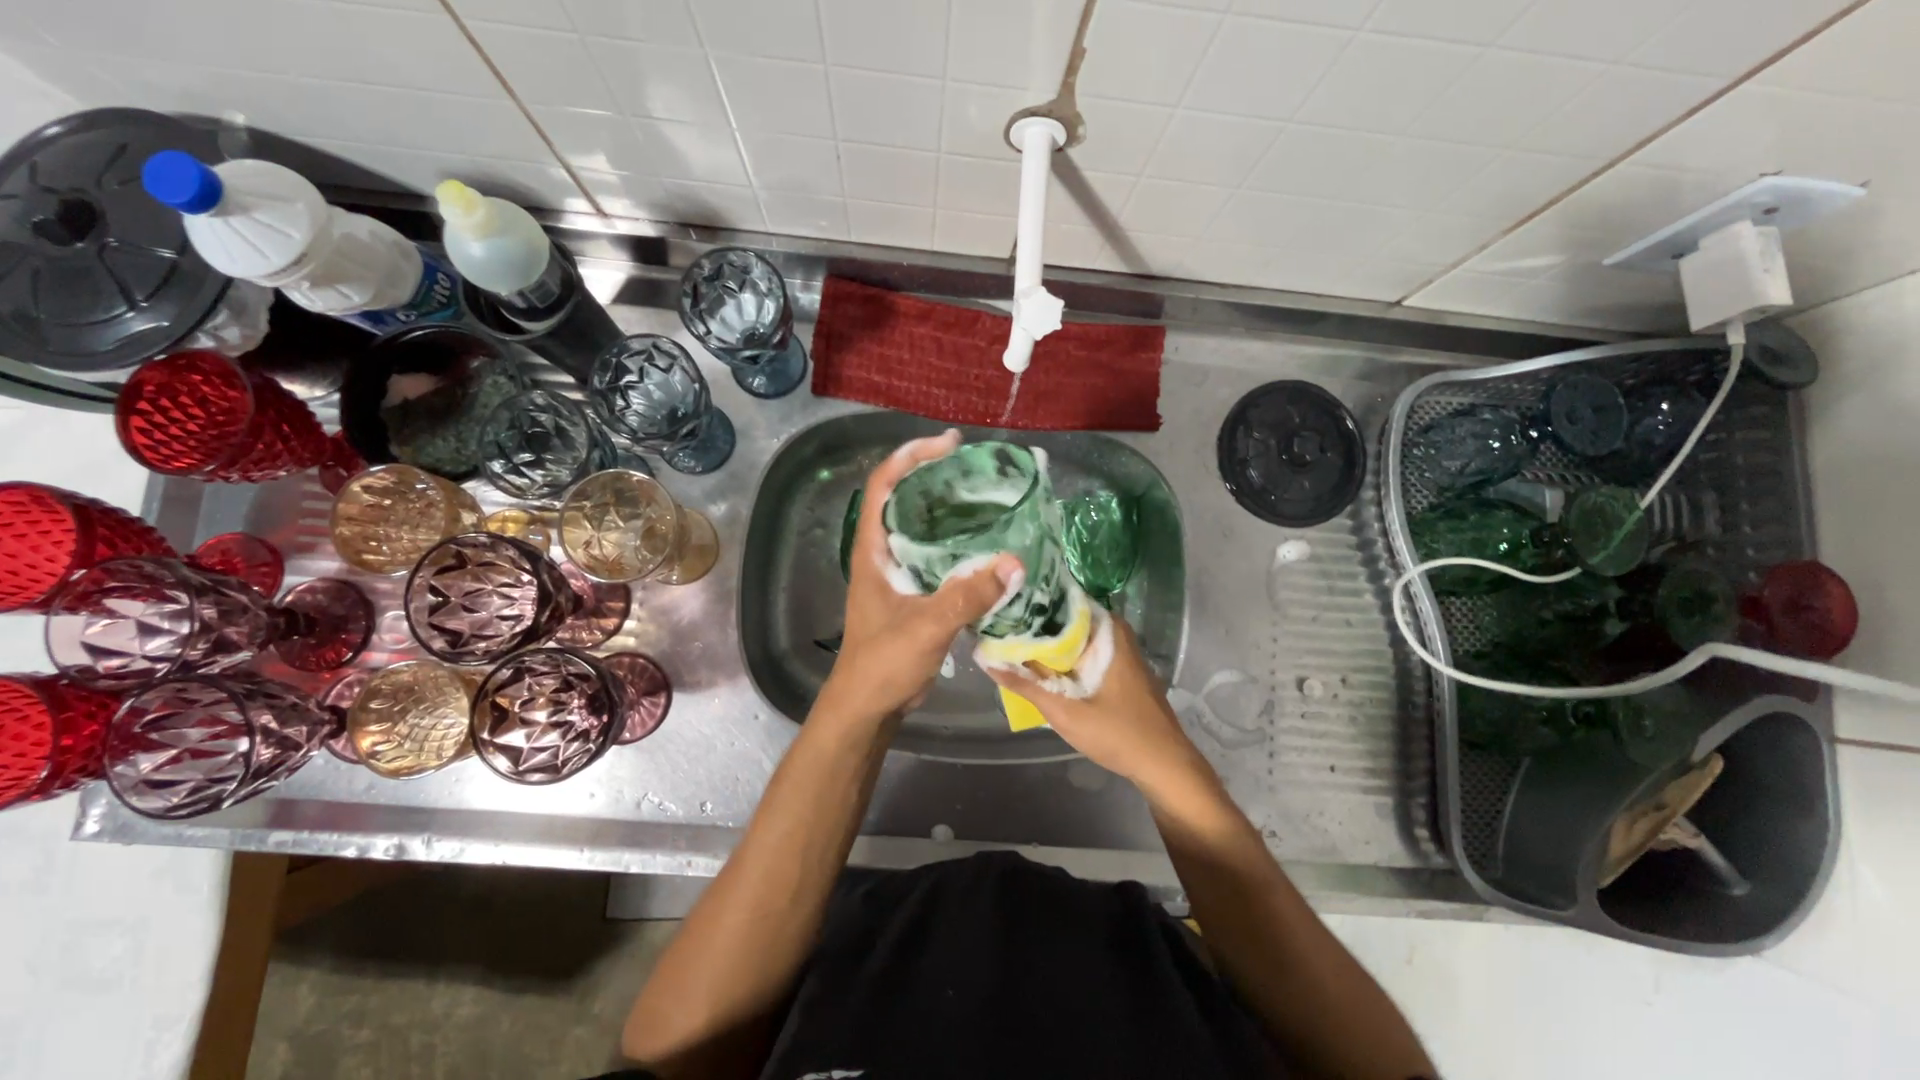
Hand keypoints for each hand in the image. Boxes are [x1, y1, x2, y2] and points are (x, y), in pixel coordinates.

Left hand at [822, 430, 1021, 724]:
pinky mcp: (913, 596)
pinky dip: (962, 547)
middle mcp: (883, 554)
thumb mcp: (926, 626)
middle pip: (905, 500)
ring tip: (989, 500)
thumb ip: (968, 595)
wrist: (868, 706)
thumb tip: (1015, 563)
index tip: (948, 444)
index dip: (910, 457)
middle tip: (978, 469)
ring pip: (923, 530)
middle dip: (937, 478)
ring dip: (951, 512)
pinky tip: (990, 549)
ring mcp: (897, 575)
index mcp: (873, 550)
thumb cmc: (883, 662)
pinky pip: (938, 558)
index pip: (883, 485)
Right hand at [984, 618, 1212, 796]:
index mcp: (1106, 630)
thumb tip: (984, 656)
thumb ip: (1024, 683)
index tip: (996, 604)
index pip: (1060, 599)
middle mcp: (1113, 631)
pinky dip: (1059, 658)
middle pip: (1064, 618)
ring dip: (1043, 644)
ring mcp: (1116, 650)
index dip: (1027, 602)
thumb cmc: (1118, 734)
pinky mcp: (1115, 668)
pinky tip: (1034, 666)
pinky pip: (1080, 652)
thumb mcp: (1064, 711)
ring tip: (1003, 641)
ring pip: (1071, 637)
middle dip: (1031, 624)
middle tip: (992, 624)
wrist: (1163, 764)